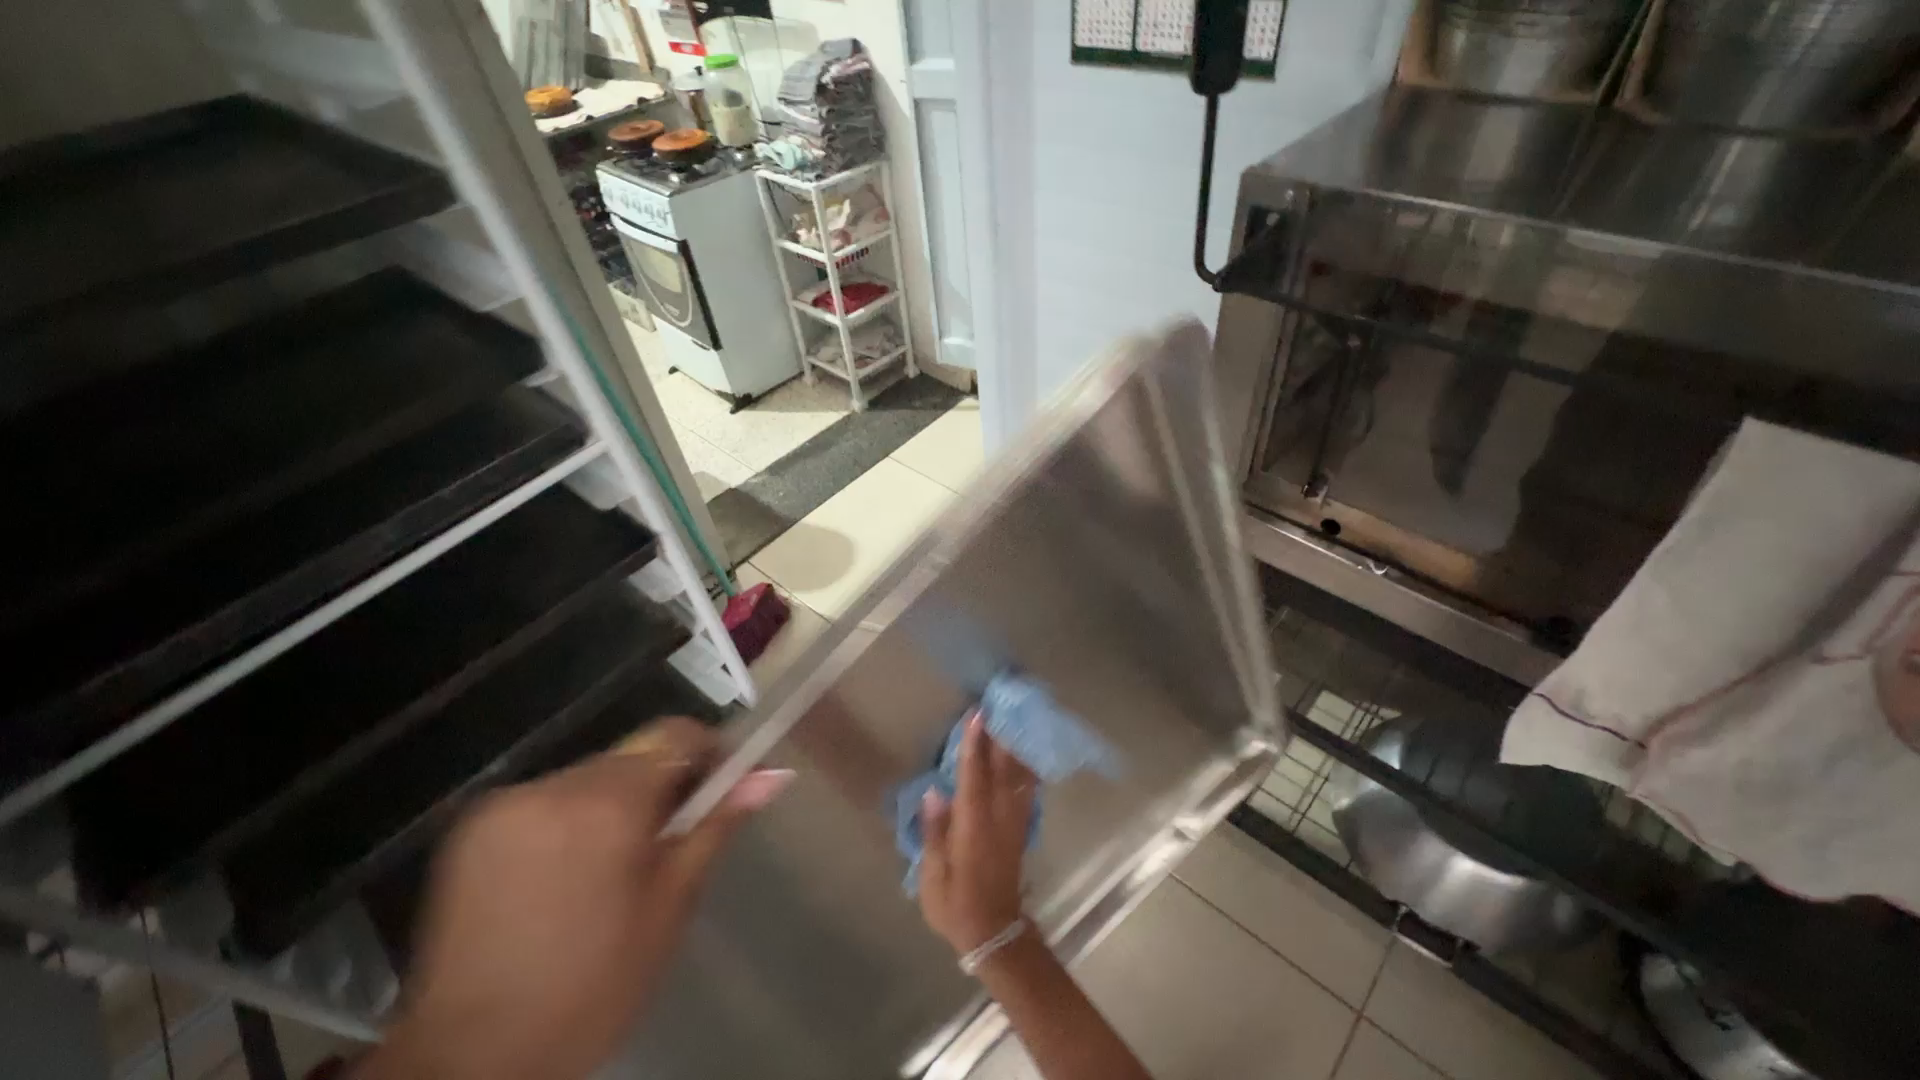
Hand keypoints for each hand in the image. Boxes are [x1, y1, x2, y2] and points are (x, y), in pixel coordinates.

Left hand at [357, 716, 791, 1079]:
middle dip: (657, 787)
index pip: (673, 735)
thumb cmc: (593, 988)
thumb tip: (770, 776)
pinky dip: (565, 823)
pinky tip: (563, 879)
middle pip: (627, 756)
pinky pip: (541, 802)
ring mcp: (503, 805)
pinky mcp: (470, 829)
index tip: (720, 789)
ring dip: (609, 806)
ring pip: (584, 779)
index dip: (707, 753)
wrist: (474, 1057)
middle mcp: (550, 787)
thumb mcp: (670, 907)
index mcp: (607, 804)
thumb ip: (714, 827)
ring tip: (612, 871)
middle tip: (669, 843)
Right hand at [918, 712, 1037, 955]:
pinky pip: (1025, 792)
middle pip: (1001, 770)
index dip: (975, 746)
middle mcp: (997, 818)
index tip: (977, 716)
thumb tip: (934, 794)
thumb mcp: (934, 875)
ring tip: (1012, 723)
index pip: (974, 777)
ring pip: (1018, 778)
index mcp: (973, 826)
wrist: (993, 931)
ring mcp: (1013, 824)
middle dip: (999, 738)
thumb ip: (935, 833)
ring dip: (1015, 749)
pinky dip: (1025, 771)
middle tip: (997, 707)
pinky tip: (1025, 759)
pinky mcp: (1019, 831)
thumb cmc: (955, 904)